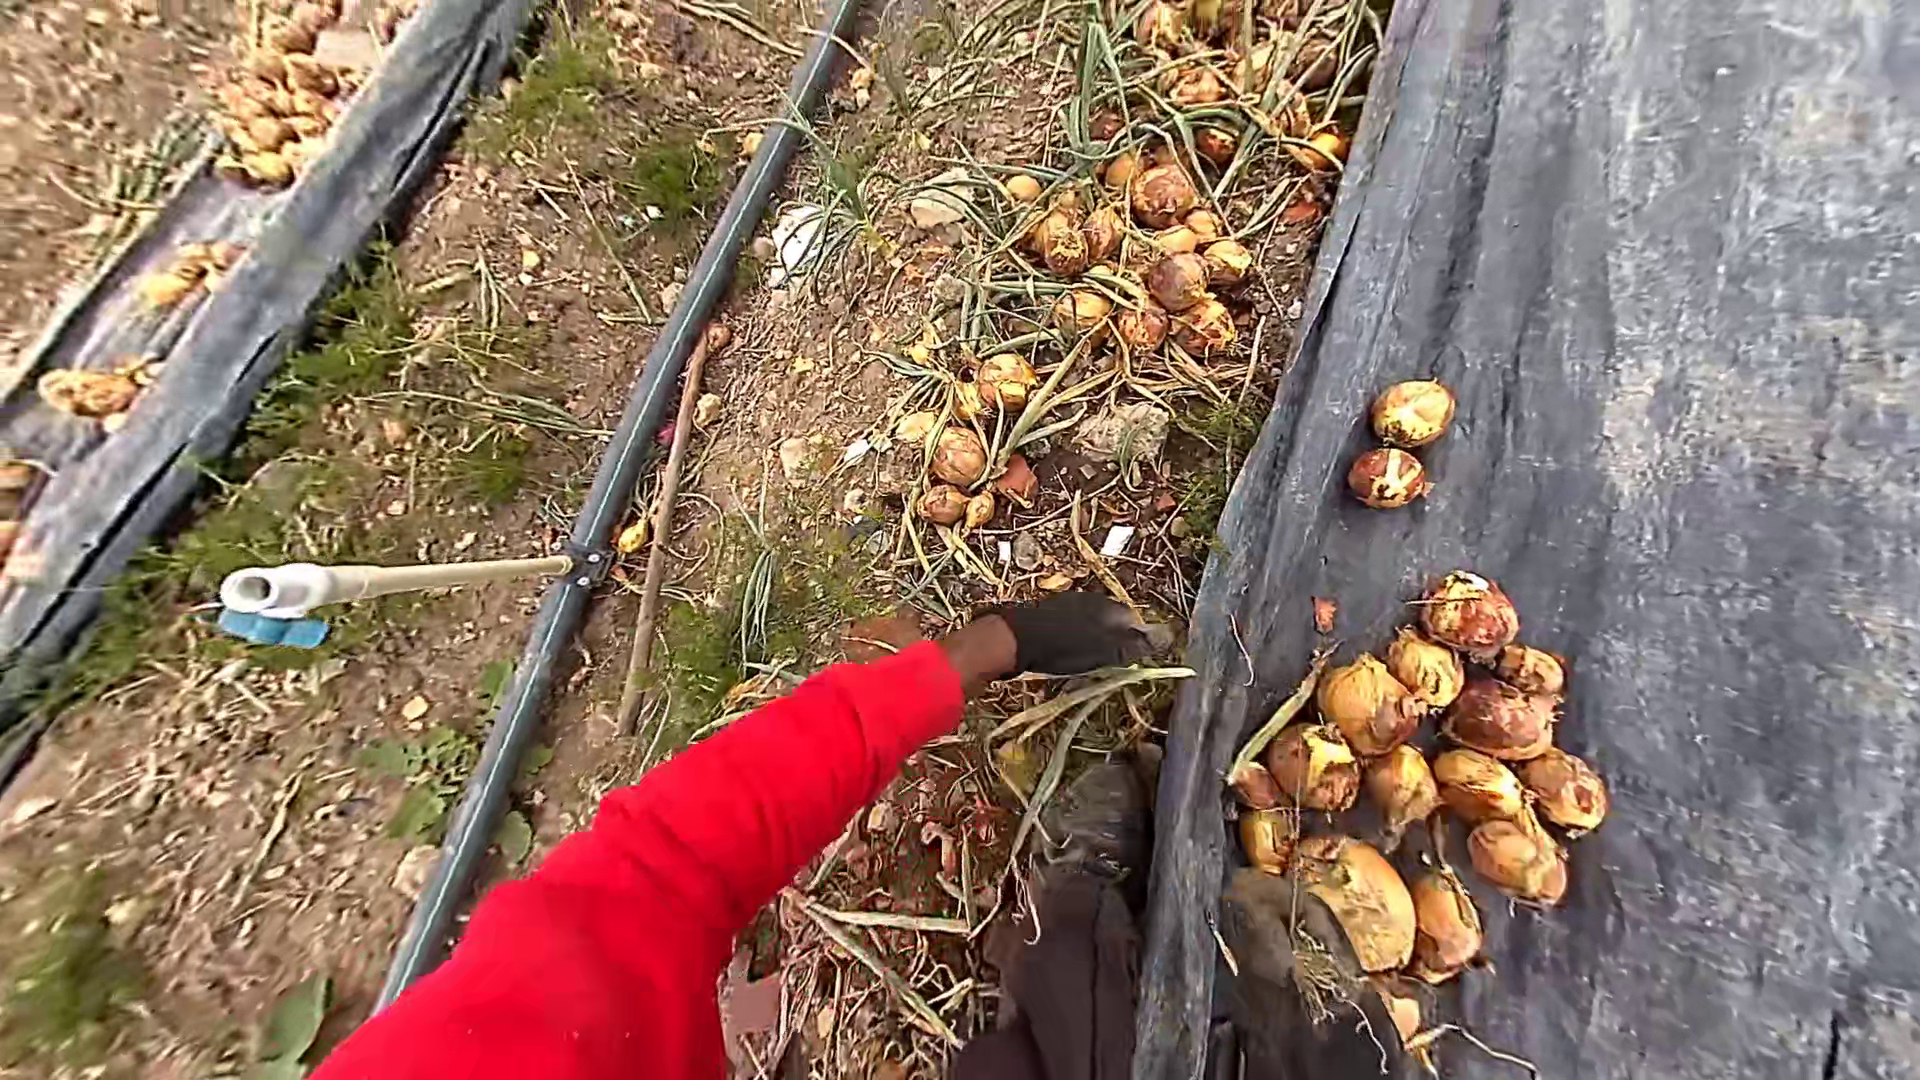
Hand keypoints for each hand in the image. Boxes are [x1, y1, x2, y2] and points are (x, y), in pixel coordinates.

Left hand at [999, 592, 1150, 675]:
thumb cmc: (1062, 646)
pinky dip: (1074, 642)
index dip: (1135, 643)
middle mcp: (1090, 599)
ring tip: (1085, 664)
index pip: (1134, 621)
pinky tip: (1064, 655)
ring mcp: (1067, 604)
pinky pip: (1071, 628)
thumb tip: (1167, 638)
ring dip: (1093, 644)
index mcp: (1107, 605)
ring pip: (1091, 625)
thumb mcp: (1104, 650)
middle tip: (1107, 666)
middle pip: (1113, 622)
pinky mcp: (1049, 614)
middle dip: (1113, 643)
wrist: (1013, 639)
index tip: (1129, 663)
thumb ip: (1134, 644)